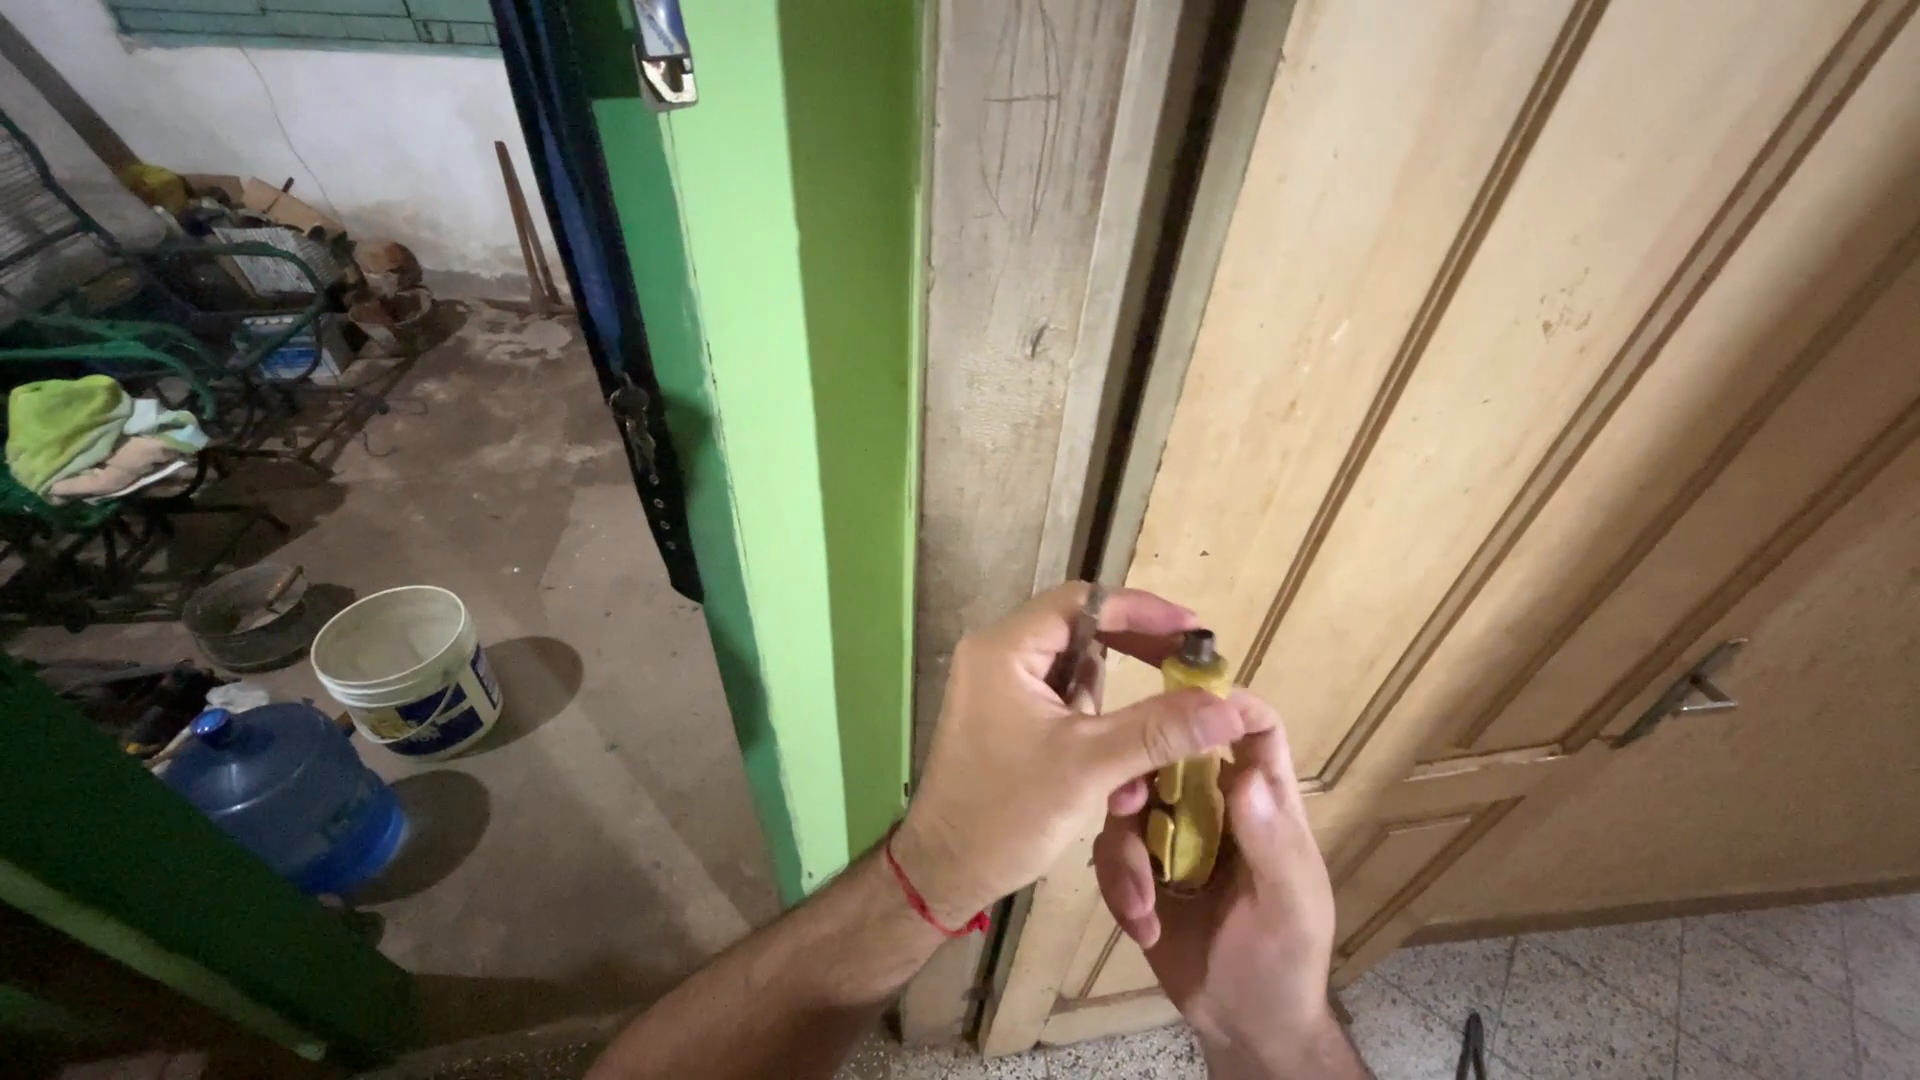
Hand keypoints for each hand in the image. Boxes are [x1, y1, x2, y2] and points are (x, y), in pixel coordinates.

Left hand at [891, 583, 1273, 925]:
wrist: (947, 871)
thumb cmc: (1007, 814)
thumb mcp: (1090, 766)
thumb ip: (1159, 729)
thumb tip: (1230, 706)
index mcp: (1005, 649)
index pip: (1083, 602)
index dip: (1143, 611)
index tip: (1195, 633)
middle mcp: (998, 654)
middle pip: (1082, 632)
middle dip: (1136, 659)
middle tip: (1187, 672)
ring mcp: (1000, 685)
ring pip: (1078, 673)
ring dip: (1114, 711)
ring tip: (1132, 763)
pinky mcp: (1007, 715)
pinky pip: (1064, 703)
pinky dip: (1094, 729)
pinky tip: (1111, 779)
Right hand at [1093, 697, 1357, 1076]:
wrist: (1244, 1026)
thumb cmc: (1286, 960)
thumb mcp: (1290, 904)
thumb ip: (1270, 841)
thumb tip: (1240, 772)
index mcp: (1261, 800)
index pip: (1254, 731)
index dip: (1228, 705)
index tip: (1185, 701)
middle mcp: (1212, 805)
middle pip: (1169, 753)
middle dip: (1139, 772)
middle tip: (1122, 802)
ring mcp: (1171, 834)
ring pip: (1128, 803)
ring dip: (1126, 853)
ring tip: (1139, 903)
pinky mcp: (1139, 867)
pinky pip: (1112, 852)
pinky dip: (1119, 885)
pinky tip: (1142, 926)